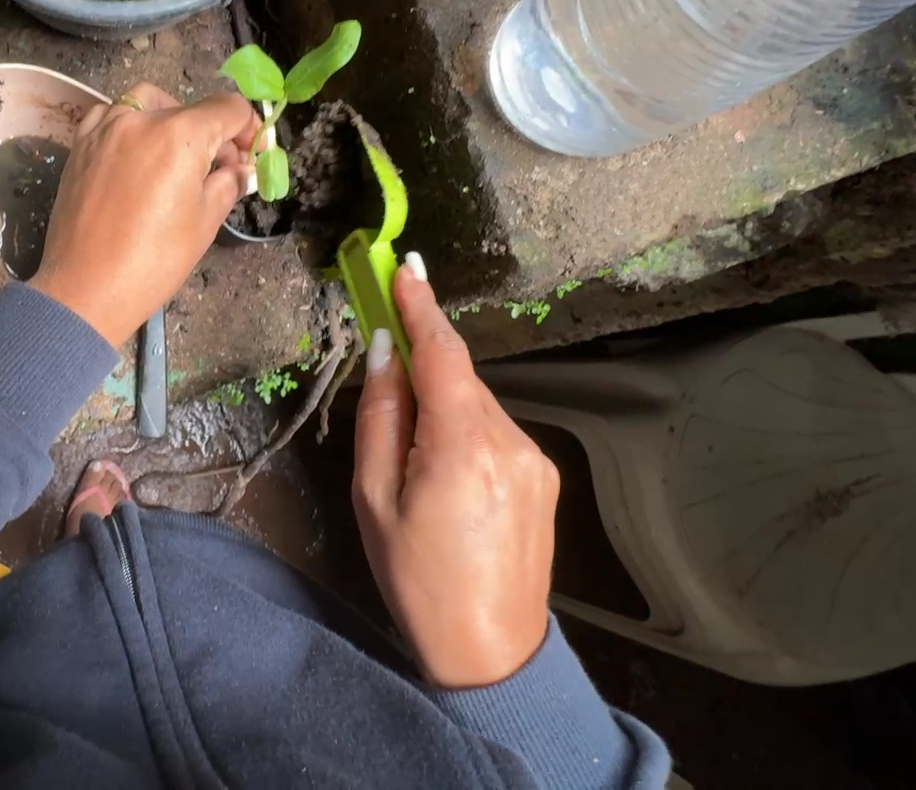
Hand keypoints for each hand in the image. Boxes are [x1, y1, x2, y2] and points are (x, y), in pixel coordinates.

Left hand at [30, 83, 258, 344]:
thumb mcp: (205, 222)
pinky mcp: (80, 147)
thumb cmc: (154, 260)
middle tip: (219, 169)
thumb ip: (227, 184)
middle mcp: (140, 120)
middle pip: (189, 107)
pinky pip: (110, 117)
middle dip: (212, 132)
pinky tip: (136, 155)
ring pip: (146, 103)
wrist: (86, 289)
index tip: (252, 156)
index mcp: (180, 135)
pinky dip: (130, 125)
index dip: (250, 128)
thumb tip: (240, 169)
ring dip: (170, 120)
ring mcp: (104, 129)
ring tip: (176, 157)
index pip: (228, 108)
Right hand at [352, 254, 558, 687]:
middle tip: (381, 353)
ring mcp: (533, 458)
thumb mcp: (372, 496)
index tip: (405, 265)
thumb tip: (383, 353)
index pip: (441, 353)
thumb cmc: (414, 575)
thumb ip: (380, 416)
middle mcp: (509, 440)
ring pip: (473, 404)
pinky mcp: (542, 476)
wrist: (490, 650)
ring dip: (437, 402)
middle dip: (419, 359)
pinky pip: (491, 429)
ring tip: (407, 453)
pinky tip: (439, 468)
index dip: (420, 305)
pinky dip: (459, 425)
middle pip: (457, 376)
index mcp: (461, 444)